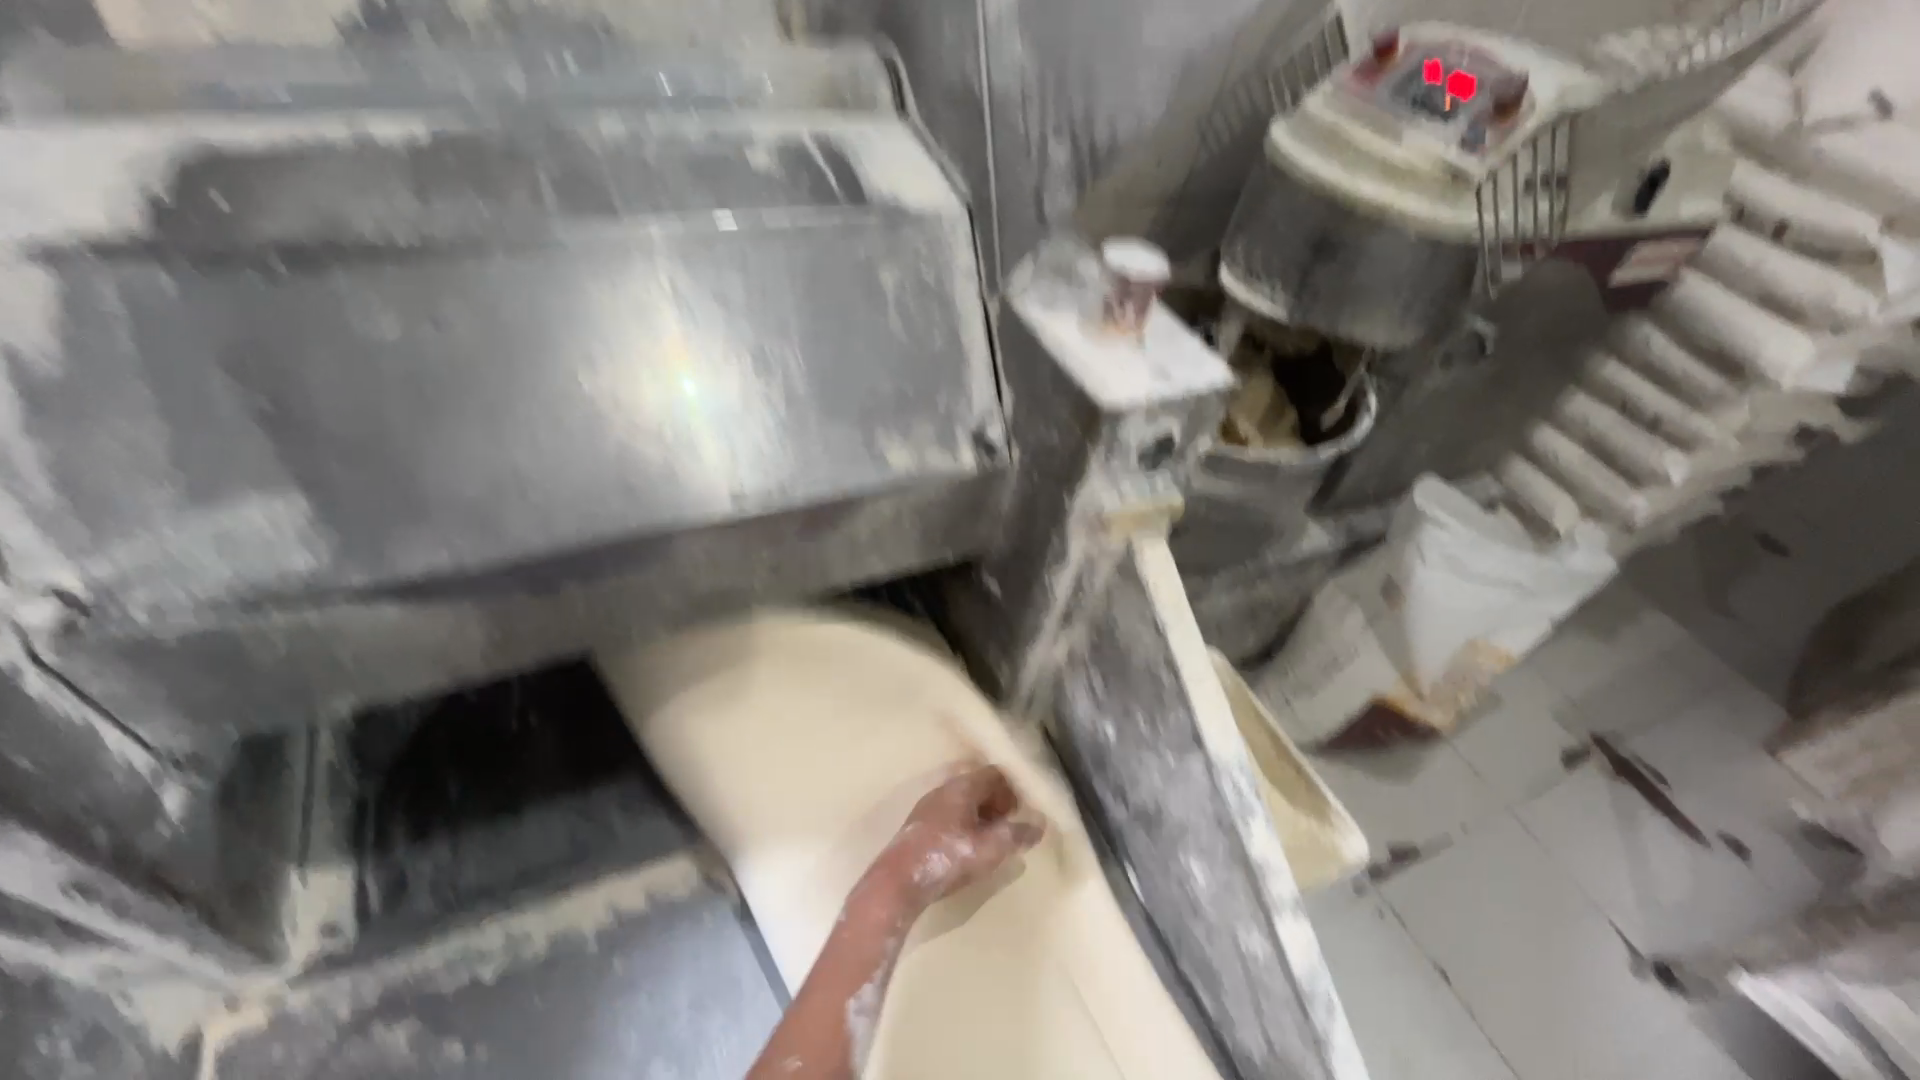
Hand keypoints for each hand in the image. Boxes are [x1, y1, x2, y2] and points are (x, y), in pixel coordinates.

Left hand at [873, 766, 1044, 909]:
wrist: (898, 881)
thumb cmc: (947, 859)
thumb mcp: (989, 849)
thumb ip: (1016, 835)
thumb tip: (1039, 825)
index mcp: (961, 788)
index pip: (994, 774)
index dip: (1013, 788)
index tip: (1024, 808)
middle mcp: (943, 790)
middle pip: (978, 785)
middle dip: (998, 801)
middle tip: (1012, 822)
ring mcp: (928, 807)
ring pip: (963, 801)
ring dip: (982, 814)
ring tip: (995, 837)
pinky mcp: (920, 826)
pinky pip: (950, 814)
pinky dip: (966, 823)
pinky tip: (970, 846)